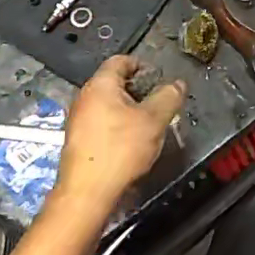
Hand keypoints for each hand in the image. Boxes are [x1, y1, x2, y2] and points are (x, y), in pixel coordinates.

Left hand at [55, 55, 185, 210]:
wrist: (87, 193)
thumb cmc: (121, 149)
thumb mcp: (154, 120)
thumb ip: (169, 97)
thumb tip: (177, 84)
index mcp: (100, 84)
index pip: (121, 60)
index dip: (142, 65)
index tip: (159, 80)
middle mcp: (84, 97)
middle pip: (114, 83)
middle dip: (138, 90)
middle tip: (158, 104)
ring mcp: (77, 120)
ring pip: (108, 105)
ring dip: (129, 110)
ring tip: (148, 126)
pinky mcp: (77, 141)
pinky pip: (101, 123)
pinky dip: (117, 126)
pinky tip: (130, 143)